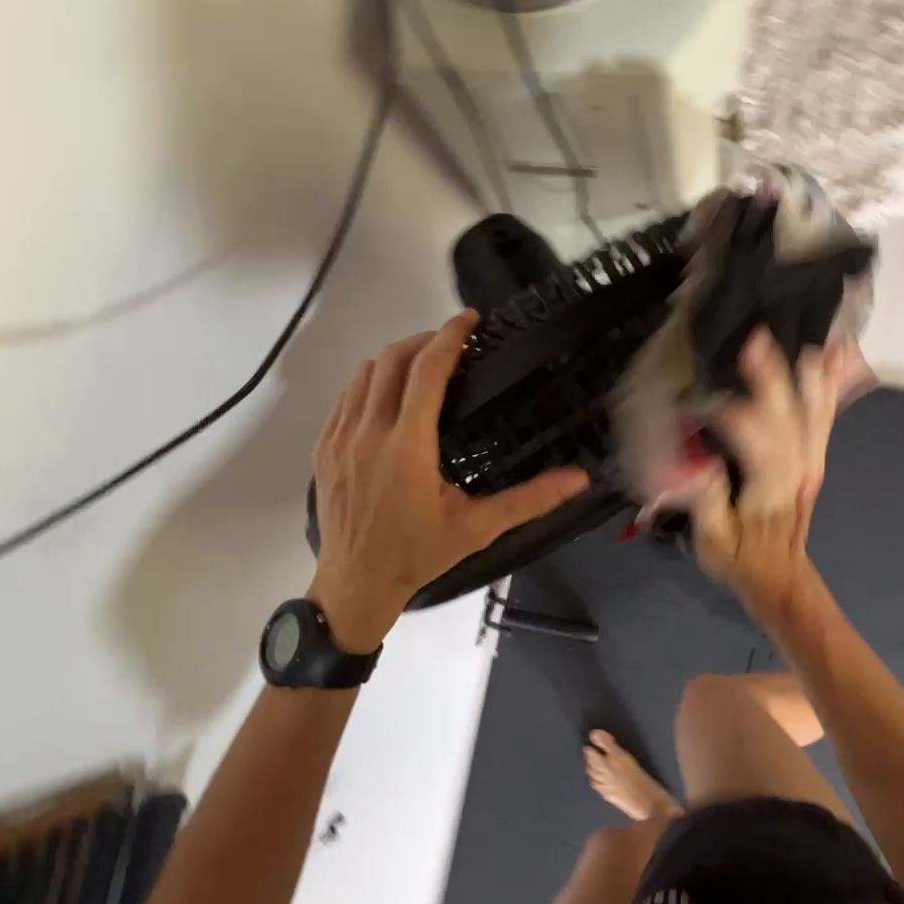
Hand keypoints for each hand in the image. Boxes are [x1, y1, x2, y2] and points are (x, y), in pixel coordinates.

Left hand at [308, 310, 589, 652]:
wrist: (355, 584)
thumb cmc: (419, 554)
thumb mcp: (478, 528)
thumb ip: (529, 499)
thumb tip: (579, 478)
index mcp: (408, 445)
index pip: (427, 371)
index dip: (450, 337)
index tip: (470, 320)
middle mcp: (369, 431)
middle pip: (392, 359)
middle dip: (424, 341)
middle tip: (453, 345)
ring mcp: (340, 438)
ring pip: (364, 373)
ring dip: (395, 360)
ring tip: (423, 368)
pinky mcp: (324, 448)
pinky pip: (344, 397)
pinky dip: (368, 383)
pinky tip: (388, 399)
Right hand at [692, 329, 843, 612]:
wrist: (779, 576)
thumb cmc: (739, 558)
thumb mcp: (713, 541)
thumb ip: (708, 504)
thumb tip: (703, 466)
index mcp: (770, 492)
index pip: (761, 452)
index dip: (742, 425)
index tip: (717, 401)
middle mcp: (797, 472)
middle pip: (789, 423)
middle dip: (774, 382)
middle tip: (756, 342)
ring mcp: (810, 463)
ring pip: (814, 415)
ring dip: (810, 378)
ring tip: (808, 341)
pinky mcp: (813, 458)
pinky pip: (824, 417)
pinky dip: (829, 387)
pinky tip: (834, 358)